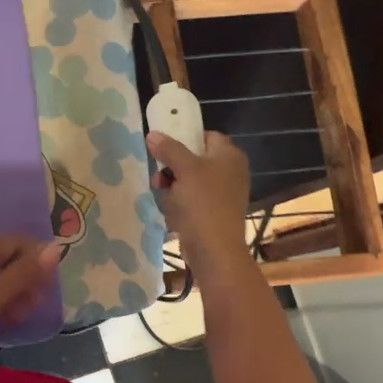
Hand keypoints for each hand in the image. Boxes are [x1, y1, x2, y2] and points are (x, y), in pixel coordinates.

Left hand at [0, 235, 61, 358]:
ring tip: (27, 311)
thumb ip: (25, 271)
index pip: (16, 242)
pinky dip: (1, 298)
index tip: (50, 282)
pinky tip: (9, 315)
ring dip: (16, 290)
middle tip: (40, 300)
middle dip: (27, 276)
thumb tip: (55, 247)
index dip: (38, 258)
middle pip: (7, 257)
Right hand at [148, 130, 250, 263]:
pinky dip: (179, 205)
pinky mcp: (212, 213)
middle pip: (194, 159)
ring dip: (172, 189)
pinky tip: (172, 213)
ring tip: (165, 198)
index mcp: (229, 156)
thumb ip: (169, 149)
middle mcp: (229, 171)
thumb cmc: (203, 203)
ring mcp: (222, 194)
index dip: (184, 138)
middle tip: (159, 177)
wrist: (214, 249)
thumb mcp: (185, 170)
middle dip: (172, 168)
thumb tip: (153, 134)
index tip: (163, 148)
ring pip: (188, 182)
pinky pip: (191, 201)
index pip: (206, 136)